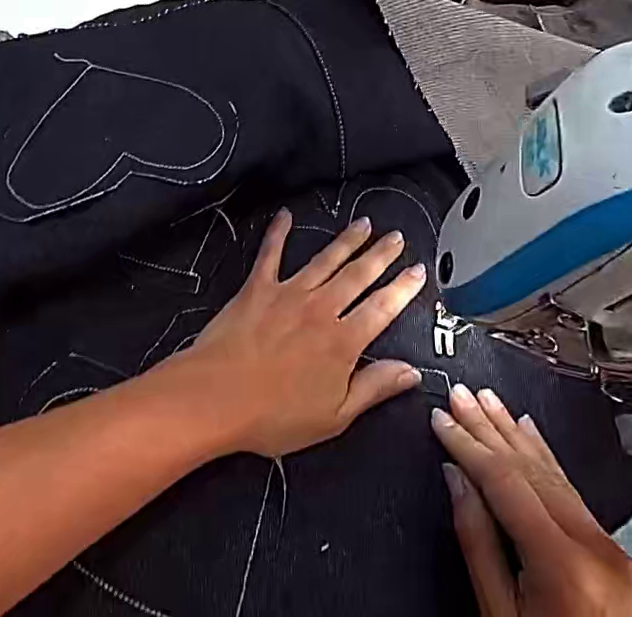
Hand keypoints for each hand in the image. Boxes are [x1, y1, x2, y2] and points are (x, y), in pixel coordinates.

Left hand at [166, 211, 425, 457]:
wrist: (214, 399)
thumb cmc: (273, 416)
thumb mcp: (334, 416)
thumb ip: (375, 388)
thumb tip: (412, 372)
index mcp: (343, 341)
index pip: (383, 307)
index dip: (404, 288)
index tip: (418, 270)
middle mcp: (321, 309)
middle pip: (358, 275)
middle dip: (381, 254)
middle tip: (397, 237)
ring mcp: (289, 294)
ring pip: (326, 260)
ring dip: (347, 240)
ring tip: (364, 224)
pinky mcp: (258, 289)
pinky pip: (271, 255)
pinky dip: (279, 233)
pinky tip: (286, 215)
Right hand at [433, 386, 631, 616]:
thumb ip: (478, 544)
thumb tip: (459, 480)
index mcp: (564, 566)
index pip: (506, 481)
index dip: (469, 444)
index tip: (444, 421)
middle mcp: (598, 549)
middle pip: (532, 469)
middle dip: (490, 428)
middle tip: (463, 397)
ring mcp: (615, 550)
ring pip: (556, 475)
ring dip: (516, 435)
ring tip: (490, 403)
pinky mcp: (620, 555)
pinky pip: (575, 495)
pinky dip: (548, 462)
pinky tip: (531, 436)